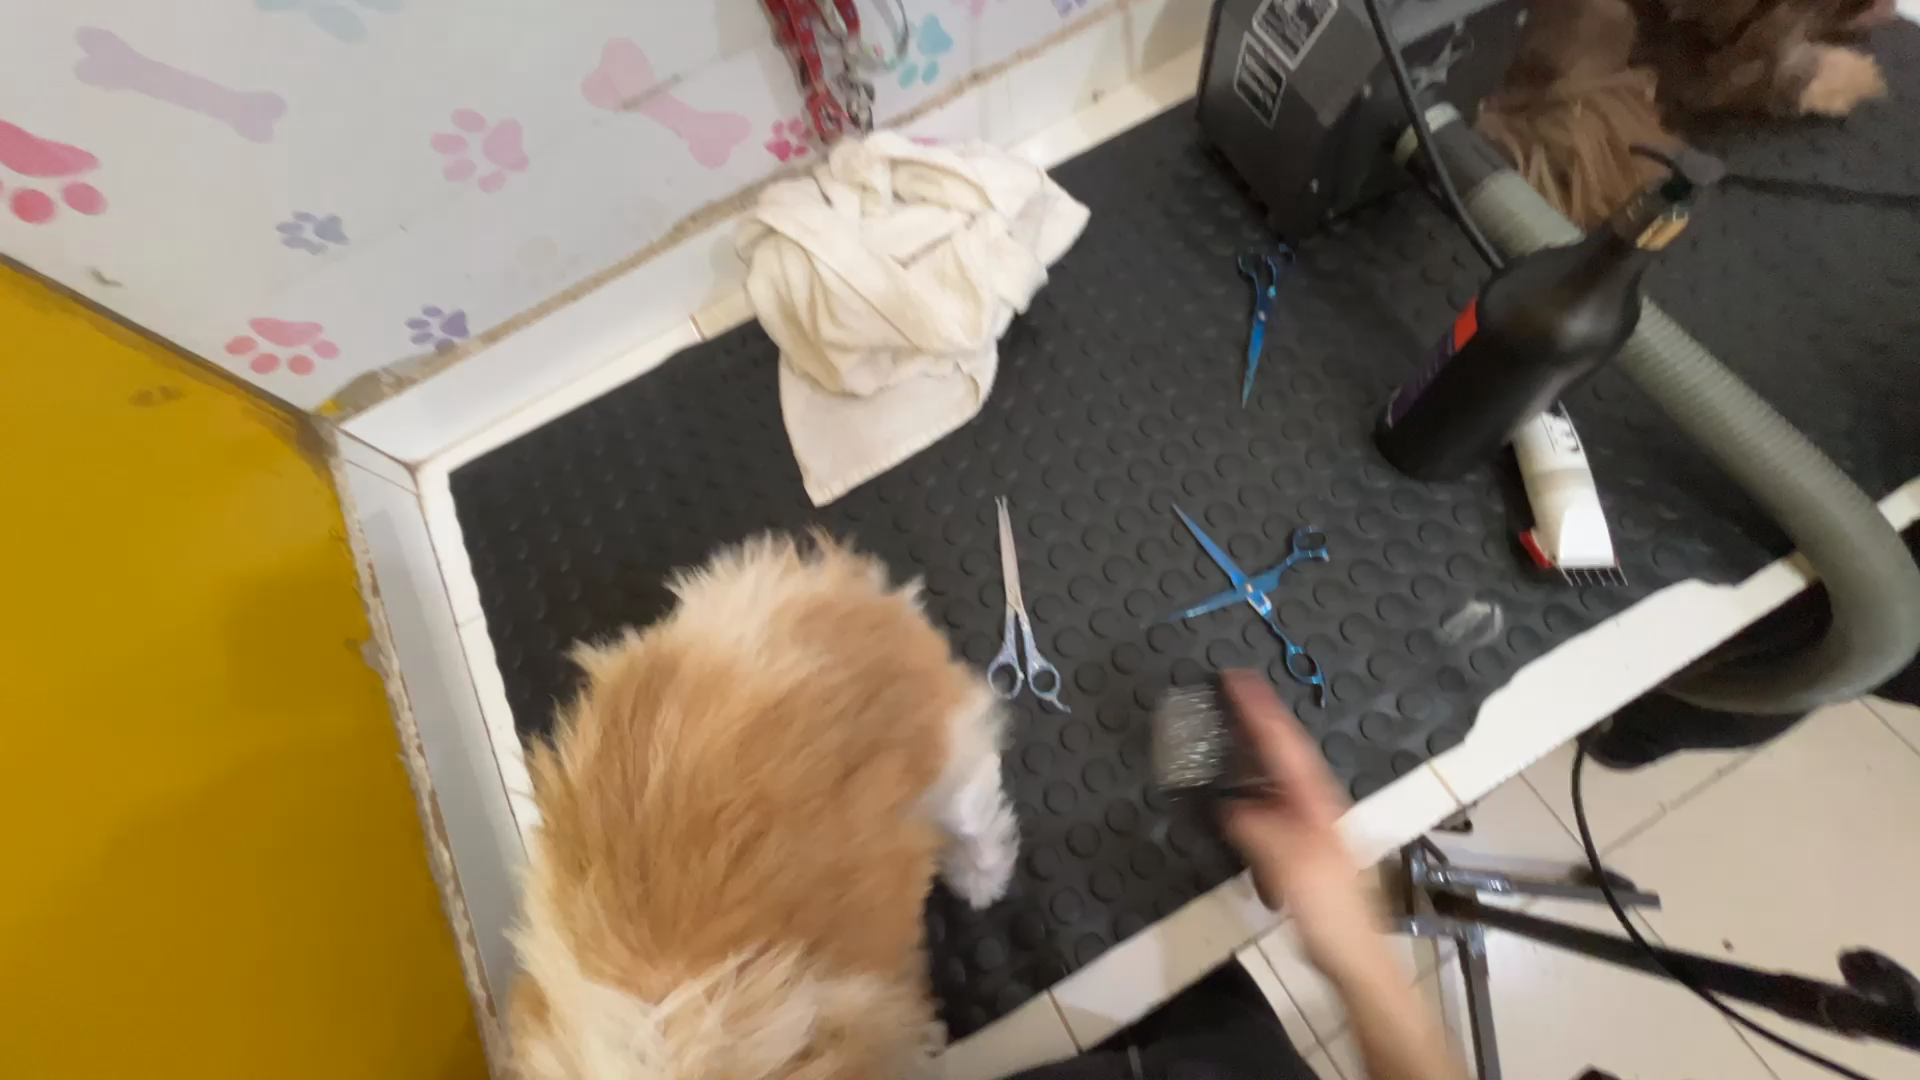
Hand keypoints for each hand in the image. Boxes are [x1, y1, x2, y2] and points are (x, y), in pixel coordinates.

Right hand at [1216, 670, 1384, 977]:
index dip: (1260, 708)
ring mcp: (1308, 820)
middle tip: (1231, 688)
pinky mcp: (1298, 841)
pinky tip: (1234, 785)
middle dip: (1258, 716)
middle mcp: (1314, 801)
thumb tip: (1230, 807)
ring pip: (1276, 771)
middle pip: (1283, 748)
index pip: (1284, 742)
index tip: (1238, 677)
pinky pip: (1268, 797)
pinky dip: (1249, 779)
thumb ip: (1256, 828)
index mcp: (1315, 799)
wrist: (1354, 954)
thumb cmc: (1330, 908)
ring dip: (1254, 744)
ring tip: (1230, 723)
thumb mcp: (1290, 863)